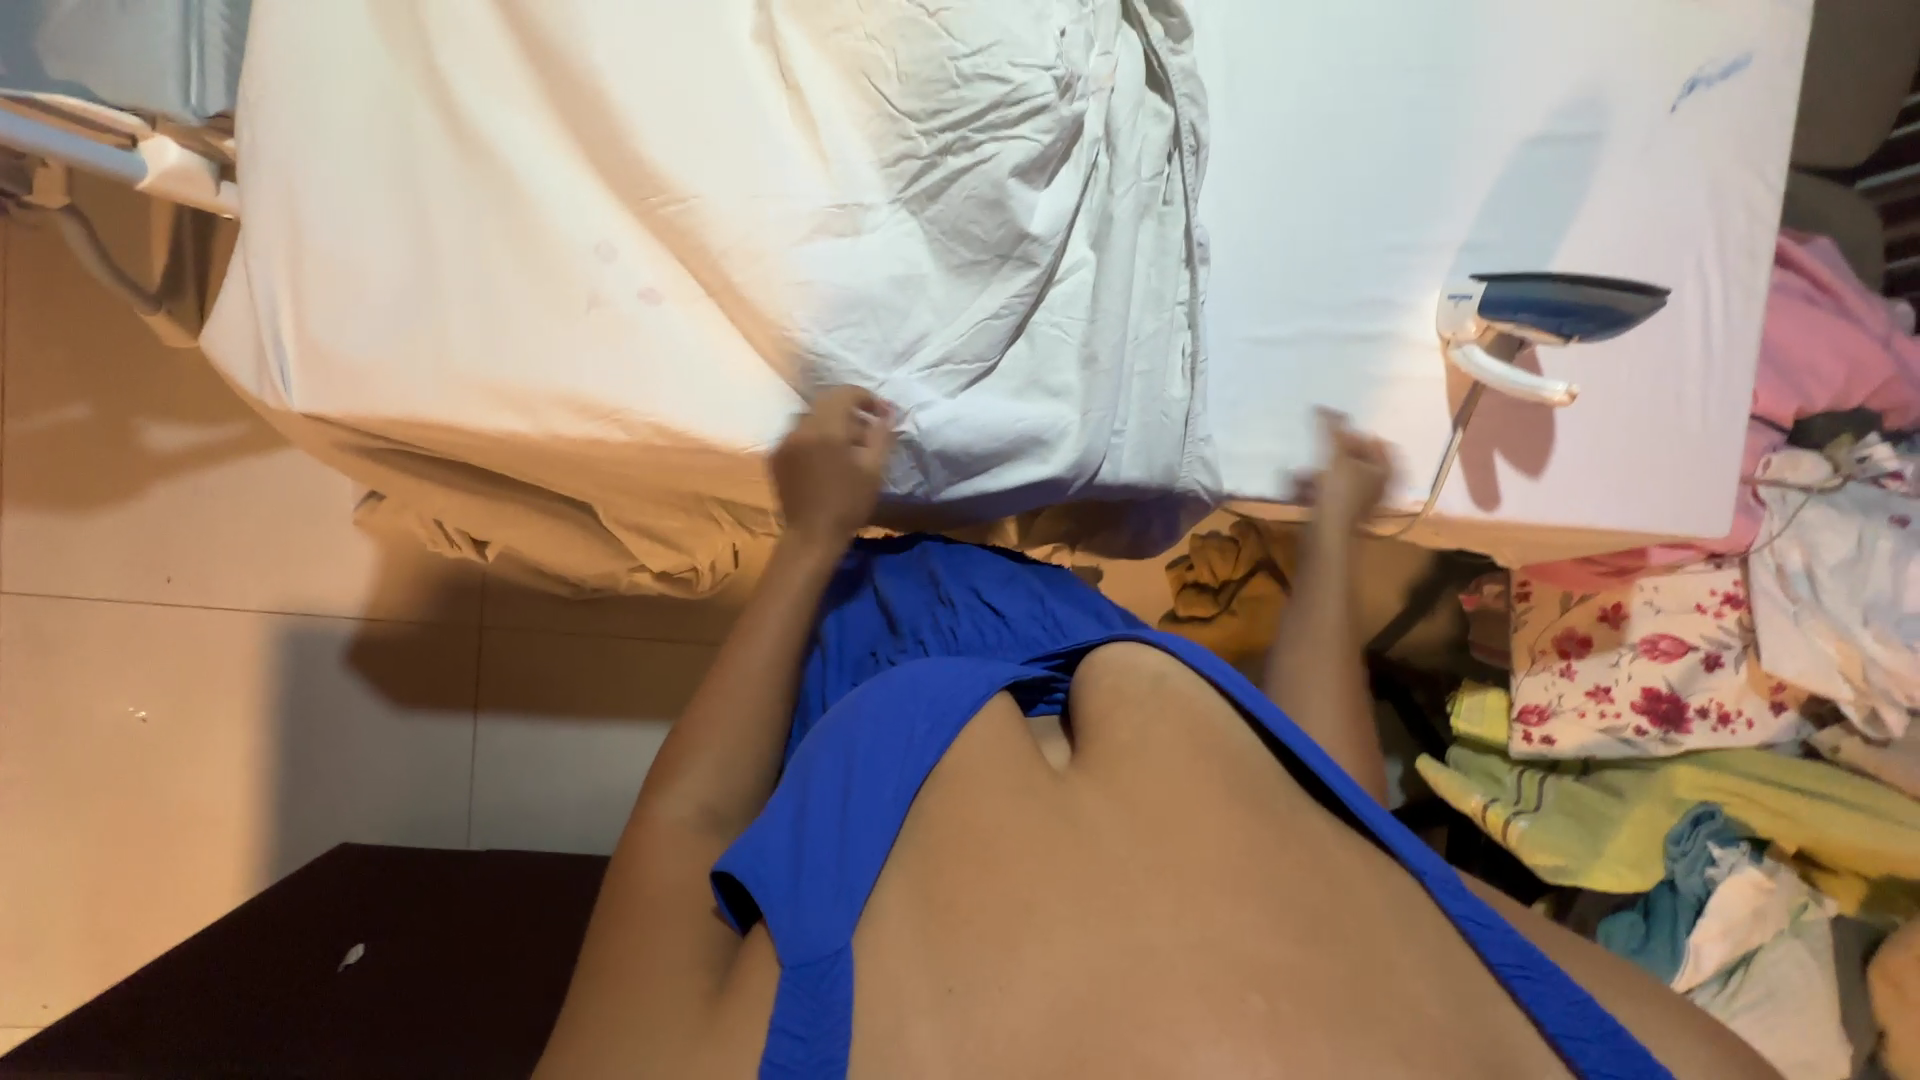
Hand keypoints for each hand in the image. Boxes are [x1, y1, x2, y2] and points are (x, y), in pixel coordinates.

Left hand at [771, 386, 896, 545]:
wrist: (812, 535)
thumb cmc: (848, 504)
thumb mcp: (874, 470)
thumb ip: (881, 435)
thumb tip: (887, 414)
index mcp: (825, 429)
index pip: (844, 394)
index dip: (867, 398)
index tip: (883, 413)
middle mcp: (799, 428)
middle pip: (826, 403)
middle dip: (850, 410)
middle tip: (869, 429)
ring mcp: (783, 442)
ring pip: (811, 418)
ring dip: (831, 423)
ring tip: (848, 445)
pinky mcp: (776, 457)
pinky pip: (798, 435)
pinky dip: (814, 437)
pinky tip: (826, 458)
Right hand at [1294, 408, 1393, 533]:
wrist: (1326, 536)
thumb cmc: (1339, 493)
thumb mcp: (1337, 455)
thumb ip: (1332, 430)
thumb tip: (1326, 407)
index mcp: (1385, 471)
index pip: (1376, 442)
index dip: (1357, 434)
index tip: (1336, 431)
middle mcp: (1376, 486)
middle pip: (1354, 460)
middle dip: (1331, 454)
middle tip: (1318, 448)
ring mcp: (1357, 502)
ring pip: (1335, 478)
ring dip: (1316, 473)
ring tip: (1300, 472)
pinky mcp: (1338, 515)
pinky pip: (1323, 494)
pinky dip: (1310, 489)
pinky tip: (1295, 487)